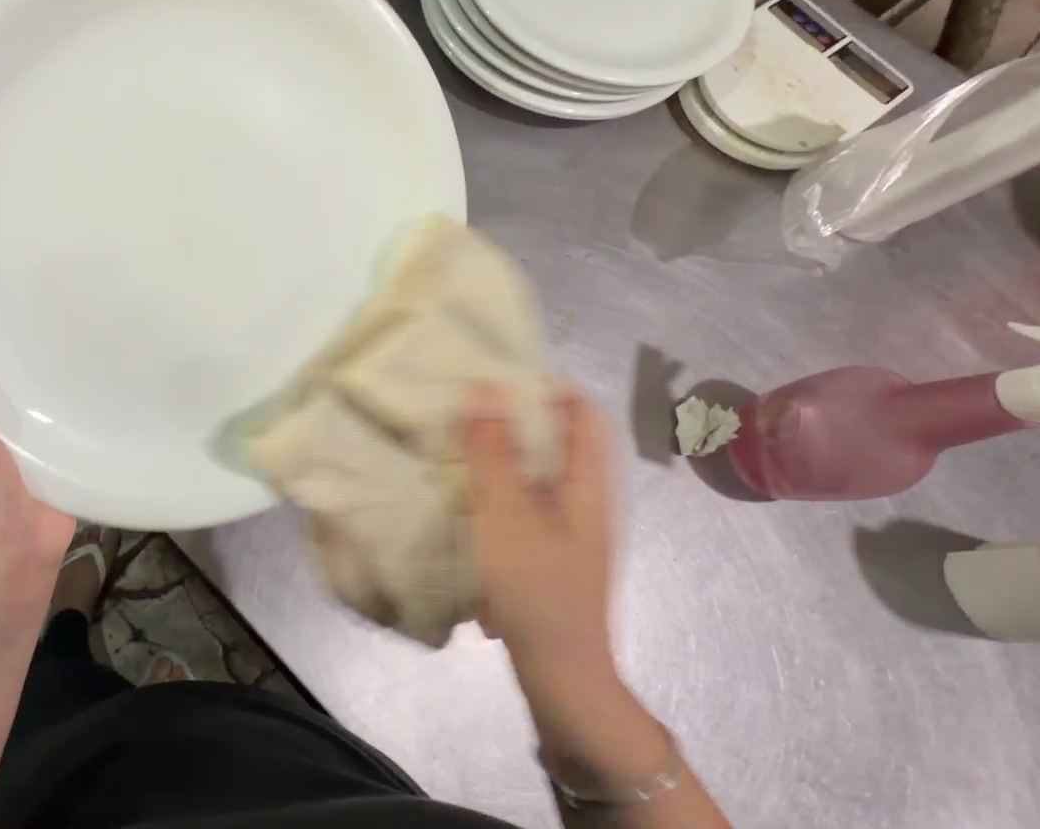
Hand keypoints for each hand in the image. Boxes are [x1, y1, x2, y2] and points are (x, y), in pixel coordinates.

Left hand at [0, 307, 75, 601]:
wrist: (11, 569)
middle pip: (2, 371)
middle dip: (19, 335)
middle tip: (54, 280)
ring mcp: (25, 441)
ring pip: (36, 392)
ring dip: (53, 363)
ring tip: (87, 305)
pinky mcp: (59, 457)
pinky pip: (68, 419)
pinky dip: (80, 397)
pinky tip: (107, 362)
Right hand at [464, 388, 615, 678]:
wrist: (558, 670)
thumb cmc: (537, 586)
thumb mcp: (508, 513)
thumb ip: (494, 452)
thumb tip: (484, 387)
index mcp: (587, 483)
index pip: (582, 412)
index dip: (545, 384)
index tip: (494, 370)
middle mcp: (583, 498)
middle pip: (556, 438)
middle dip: (512, 414)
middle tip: (462, 400)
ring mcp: (566, 527)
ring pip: (534, 470)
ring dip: (498, 450)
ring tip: (452, 437)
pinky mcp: (544, 550)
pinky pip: (520, 500)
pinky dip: (493, 485)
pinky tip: (458, 491)